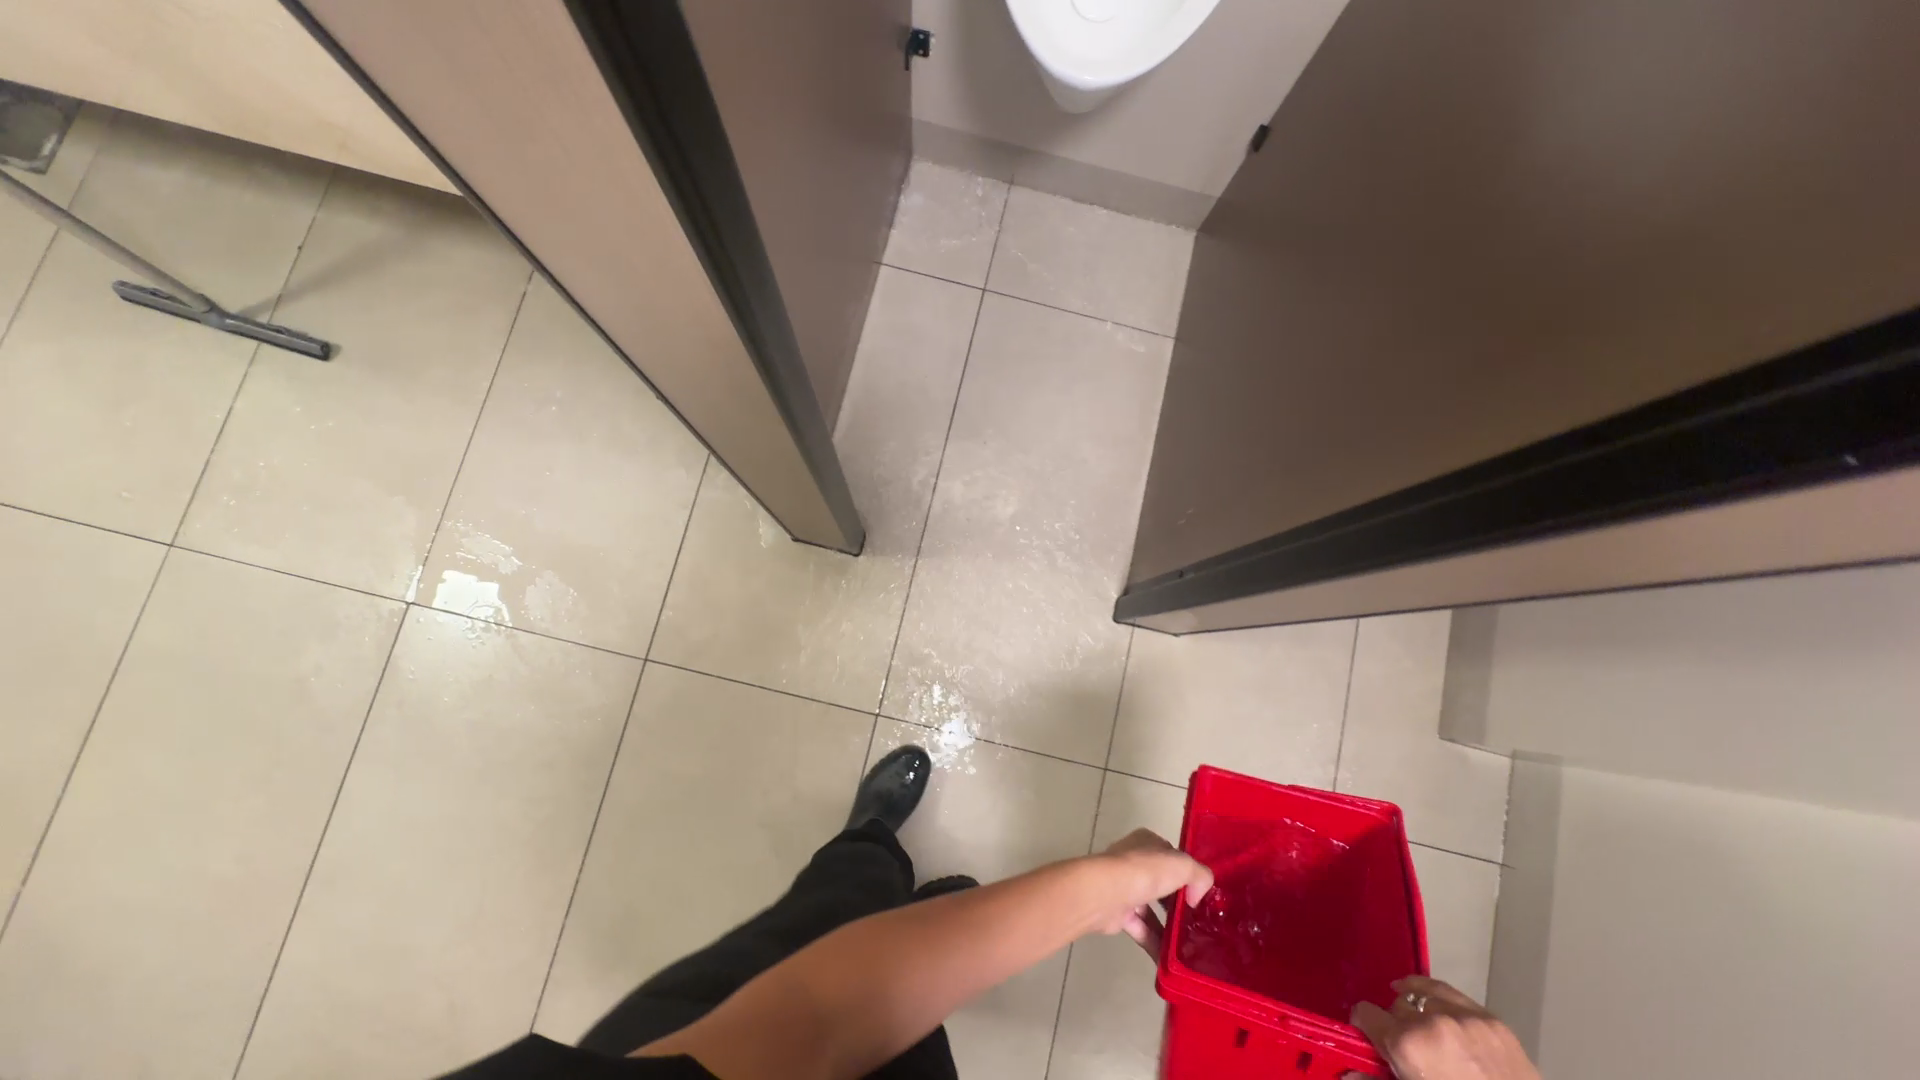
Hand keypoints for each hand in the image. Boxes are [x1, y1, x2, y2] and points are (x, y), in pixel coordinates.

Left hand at [1087, 828, 1212, 955]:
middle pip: (1163, 883)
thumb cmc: (1145, 871)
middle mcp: (1134, 862)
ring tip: (1192, 945)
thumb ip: (1199, 876)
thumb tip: (1196, 897)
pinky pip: (1142, 930)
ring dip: (1169, 928)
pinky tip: (1173, 960)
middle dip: (1179, 903)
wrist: (1106, 893)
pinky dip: (1156, 944)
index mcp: (1147, 842)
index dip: (1188, 873)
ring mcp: (1124, 888)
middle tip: (1200, 922)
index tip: (1202, 894)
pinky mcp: (1118, 913)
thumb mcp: (1183, 865)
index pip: (1172, 856)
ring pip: (1152, 909)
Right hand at [1347, 976, 1539, 1079]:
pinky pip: (1453, 995)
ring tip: (1422, 1030)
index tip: (1370, 1042)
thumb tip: (1348, 1074)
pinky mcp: (1492, 1020)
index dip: (1364, 1029)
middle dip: (1395, 1026)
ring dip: (1418, 1013)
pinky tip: (1433, 1006)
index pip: (1365, 1014)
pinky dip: (1438, 999)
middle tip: (1404, 1052)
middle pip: (1395, 1007)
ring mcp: (1465, 1018)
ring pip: (1423, 997)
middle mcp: (1432, 1021)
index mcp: (1408, 1044)